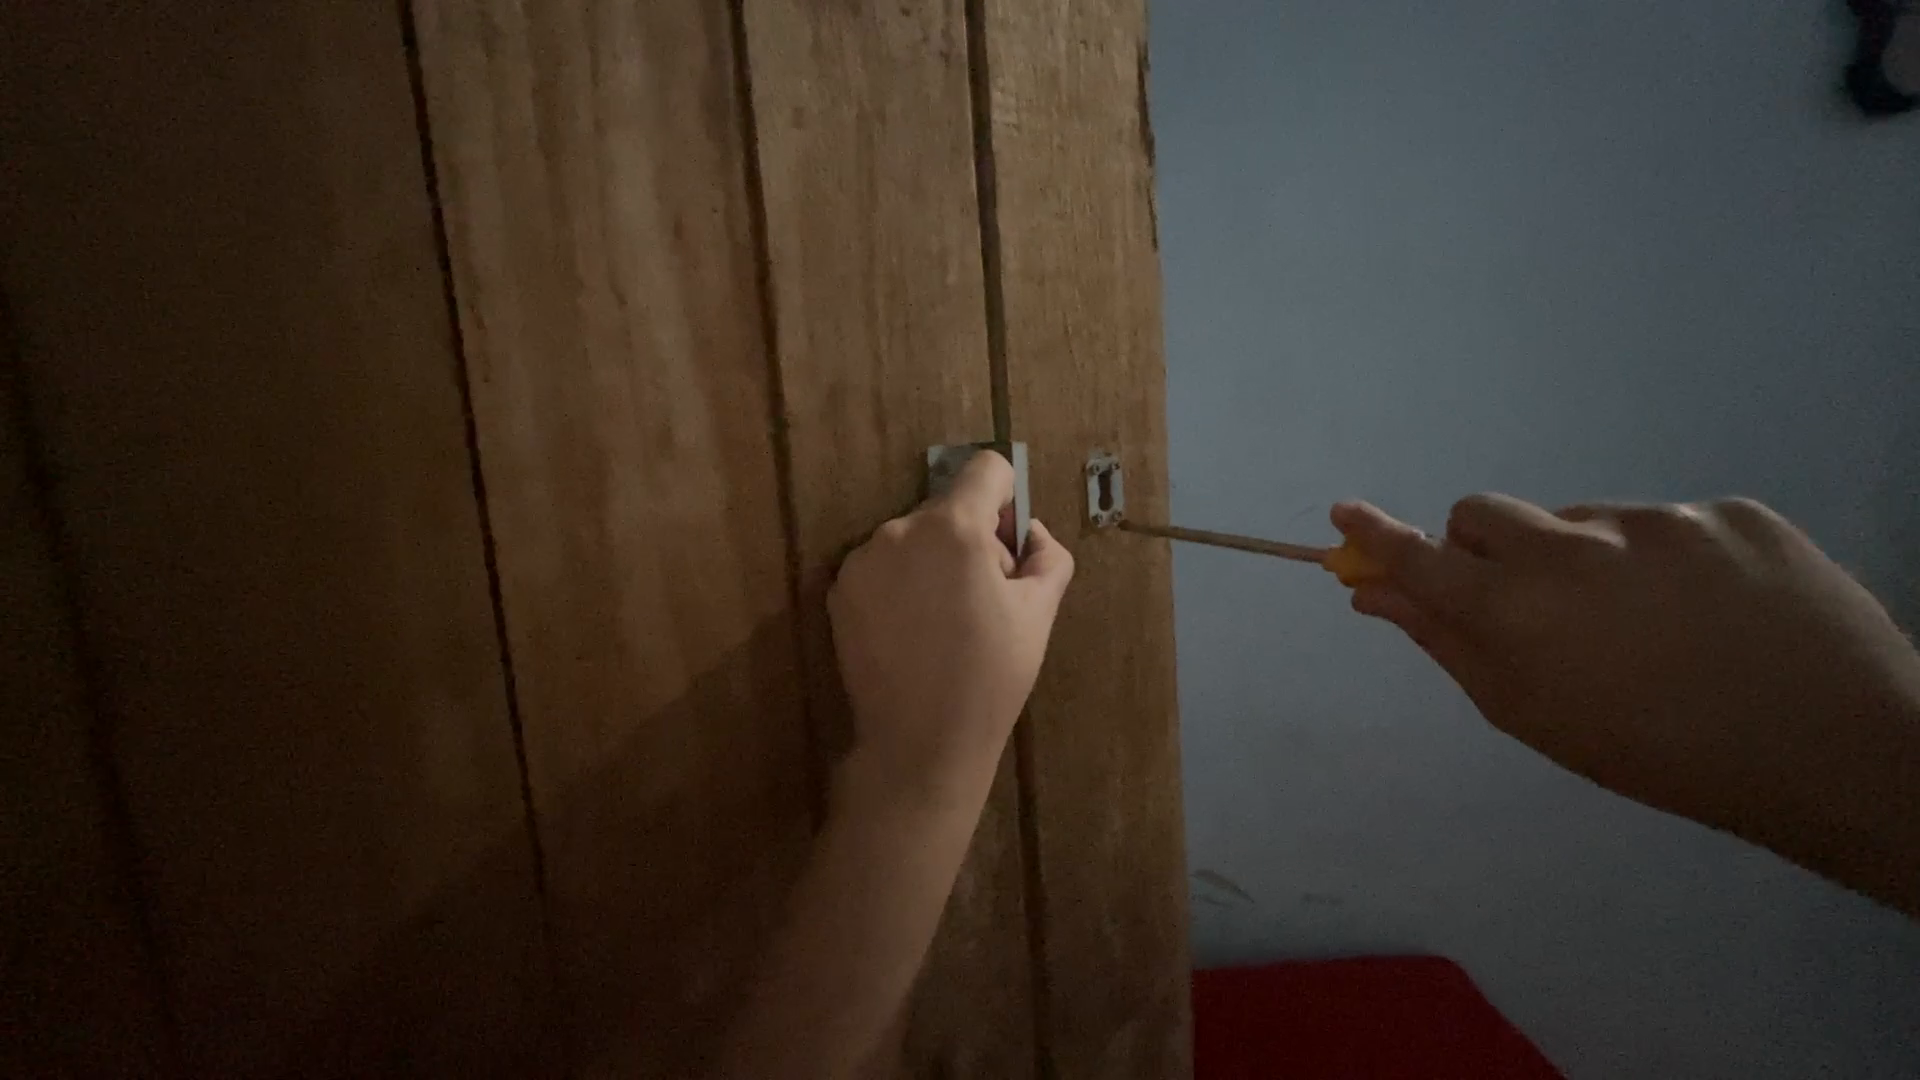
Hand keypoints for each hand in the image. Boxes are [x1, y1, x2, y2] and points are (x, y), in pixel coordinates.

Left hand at [829, 450, 1074, 806]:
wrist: (919, 741)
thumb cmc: (991, 676)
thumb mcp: (1040, 612)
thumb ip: (1047, 553)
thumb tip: (1029, 530)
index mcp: (954, 528)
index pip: (987, 468)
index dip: (1007, 498)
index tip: (1007, 544)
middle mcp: (900, 530)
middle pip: (949, 507)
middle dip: (971, 538)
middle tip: (981, 598)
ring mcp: (862, 560)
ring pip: (914, 537)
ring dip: (933, 560)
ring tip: (943, 621)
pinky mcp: (839, 589)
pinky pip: (883, 564)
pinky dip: (900, 582)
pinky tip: (910, 630)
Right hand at [1332, 494, 1919, 907]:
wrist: (1839, 754)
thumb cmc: (1646, 748)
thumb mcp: (1522, 707)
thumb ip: (1438, 639)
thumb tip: (1369, 592)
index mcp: (1511, 607)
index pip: (1416, 553)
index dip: (1374, 532)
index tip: (1344, 512)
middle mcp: (1569, 547)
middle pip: (1481, 512)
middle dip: (1480, 546)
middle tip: (1519, 596)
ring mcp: (1655, 521)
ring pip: (1572, 519)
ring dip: (1574, 557)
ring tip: (1637, 616)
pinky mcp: (1729, 512)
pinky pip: (1657, 521)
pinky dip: (1655, 556)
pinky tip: (1701, 605)